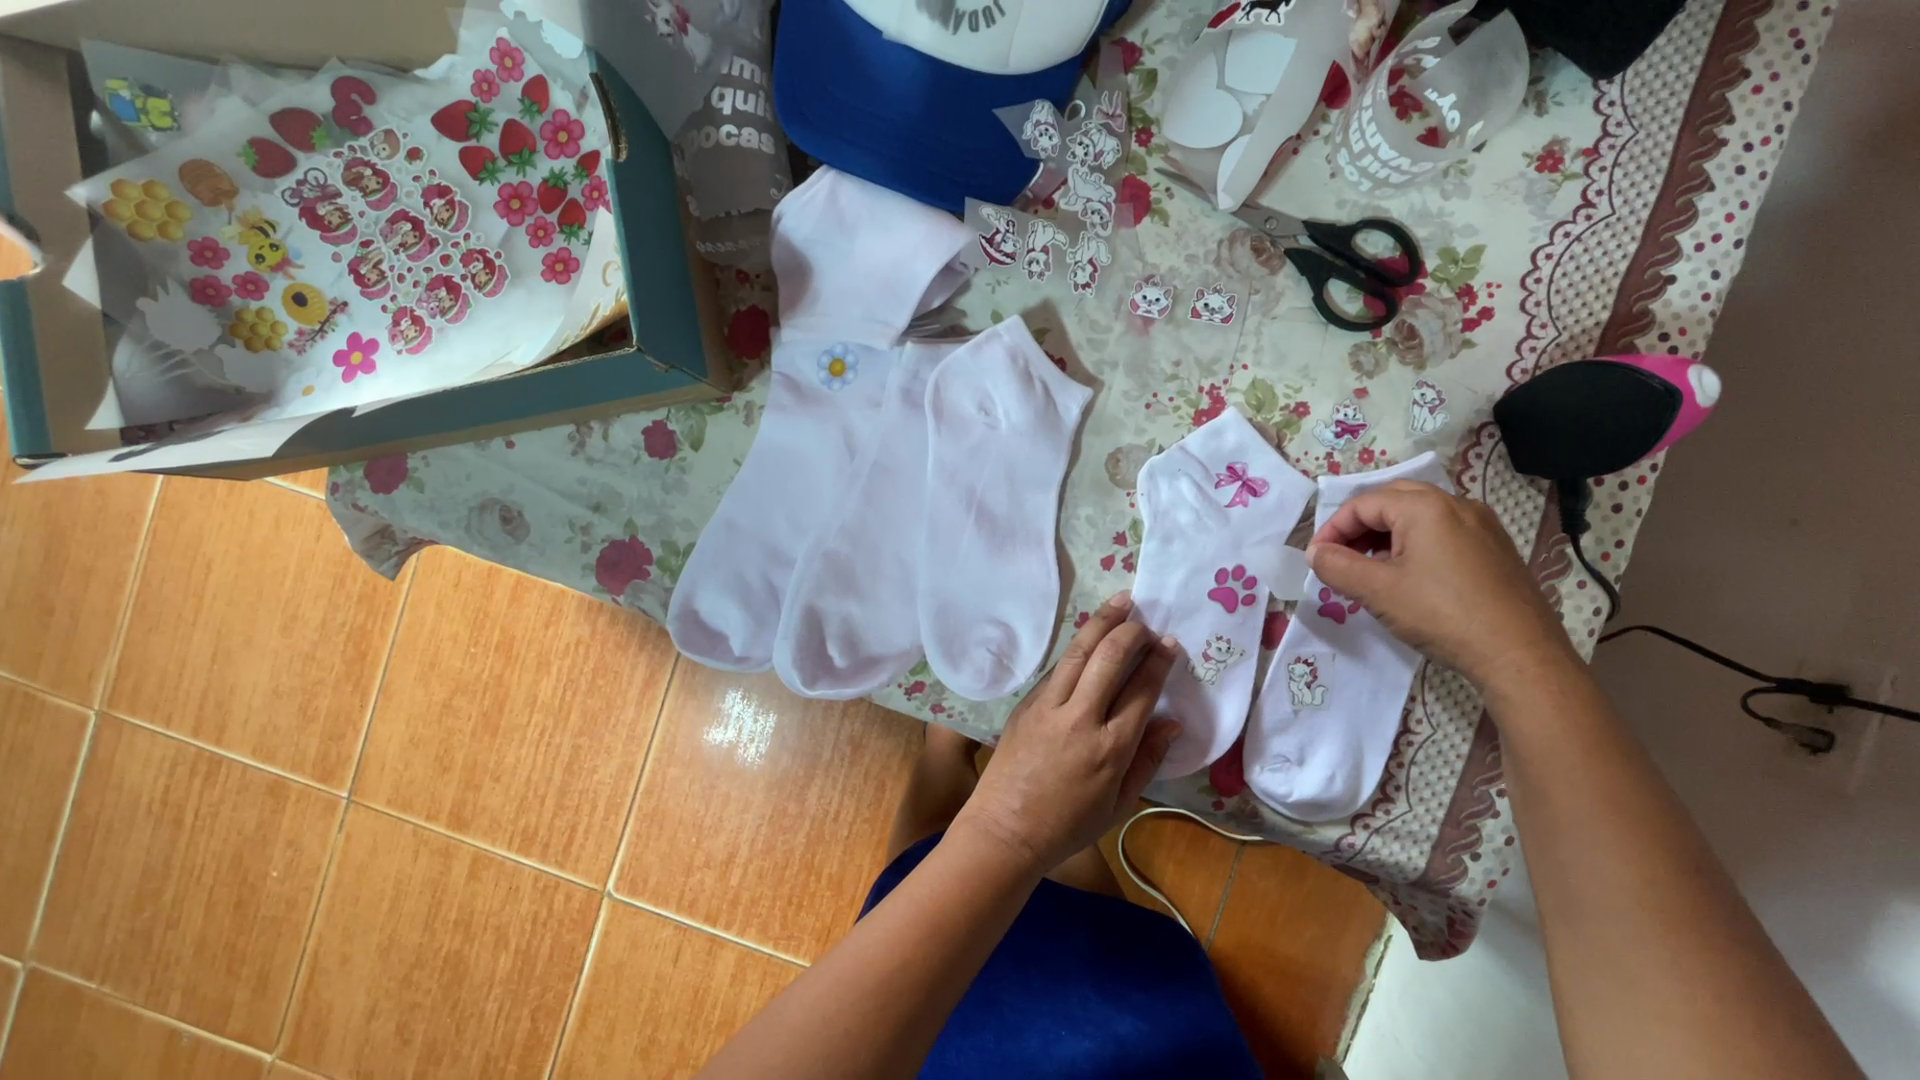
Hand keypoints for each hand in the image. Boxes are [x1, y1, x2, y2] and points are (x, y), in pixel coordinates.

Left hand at [951, 591, 1181, 876]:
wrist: (1005, 829)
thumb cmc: (1068, 826)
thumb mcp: (1120, 804)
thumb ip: (1148, 760)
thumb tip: (1172, 722)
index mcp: (1111, 748)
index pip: (1142, 690)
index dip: (1159, 662)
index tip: (1170, 644)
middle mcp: (1080, 719)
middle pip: (1110, 659)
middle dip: (1132, 633)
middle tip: (1146, 622)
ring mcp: (1048, 708)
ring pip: (1079, 653)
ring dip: (1101, 623)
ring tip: (1121, 602)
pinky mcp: (1026, 705)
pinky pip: (1057, 669)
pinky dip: (1076, 648)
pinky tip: (1089, 637)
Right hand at [1307, 480, 1576, 690]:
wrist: (1519, 653)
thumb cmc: (1442, 615)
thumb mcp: (1378, 591)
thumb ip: (1338, 566)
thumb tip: (1315, 553)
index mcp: (1425, 507)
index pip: (1363, 503)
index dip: (1332, 528)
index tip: (1317, 558)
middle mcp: (1457, 505)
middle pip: (1393, 501)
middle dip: (1360, 526)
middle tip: (1341, 557)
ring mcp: (1482, 526)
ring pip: (1421, 516)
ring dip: (1387, 535)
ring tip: (1371, 570)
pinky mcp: (1496, 549)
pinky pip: (1444, 533)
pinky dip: (1416, 545)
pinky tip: (1410, 578)